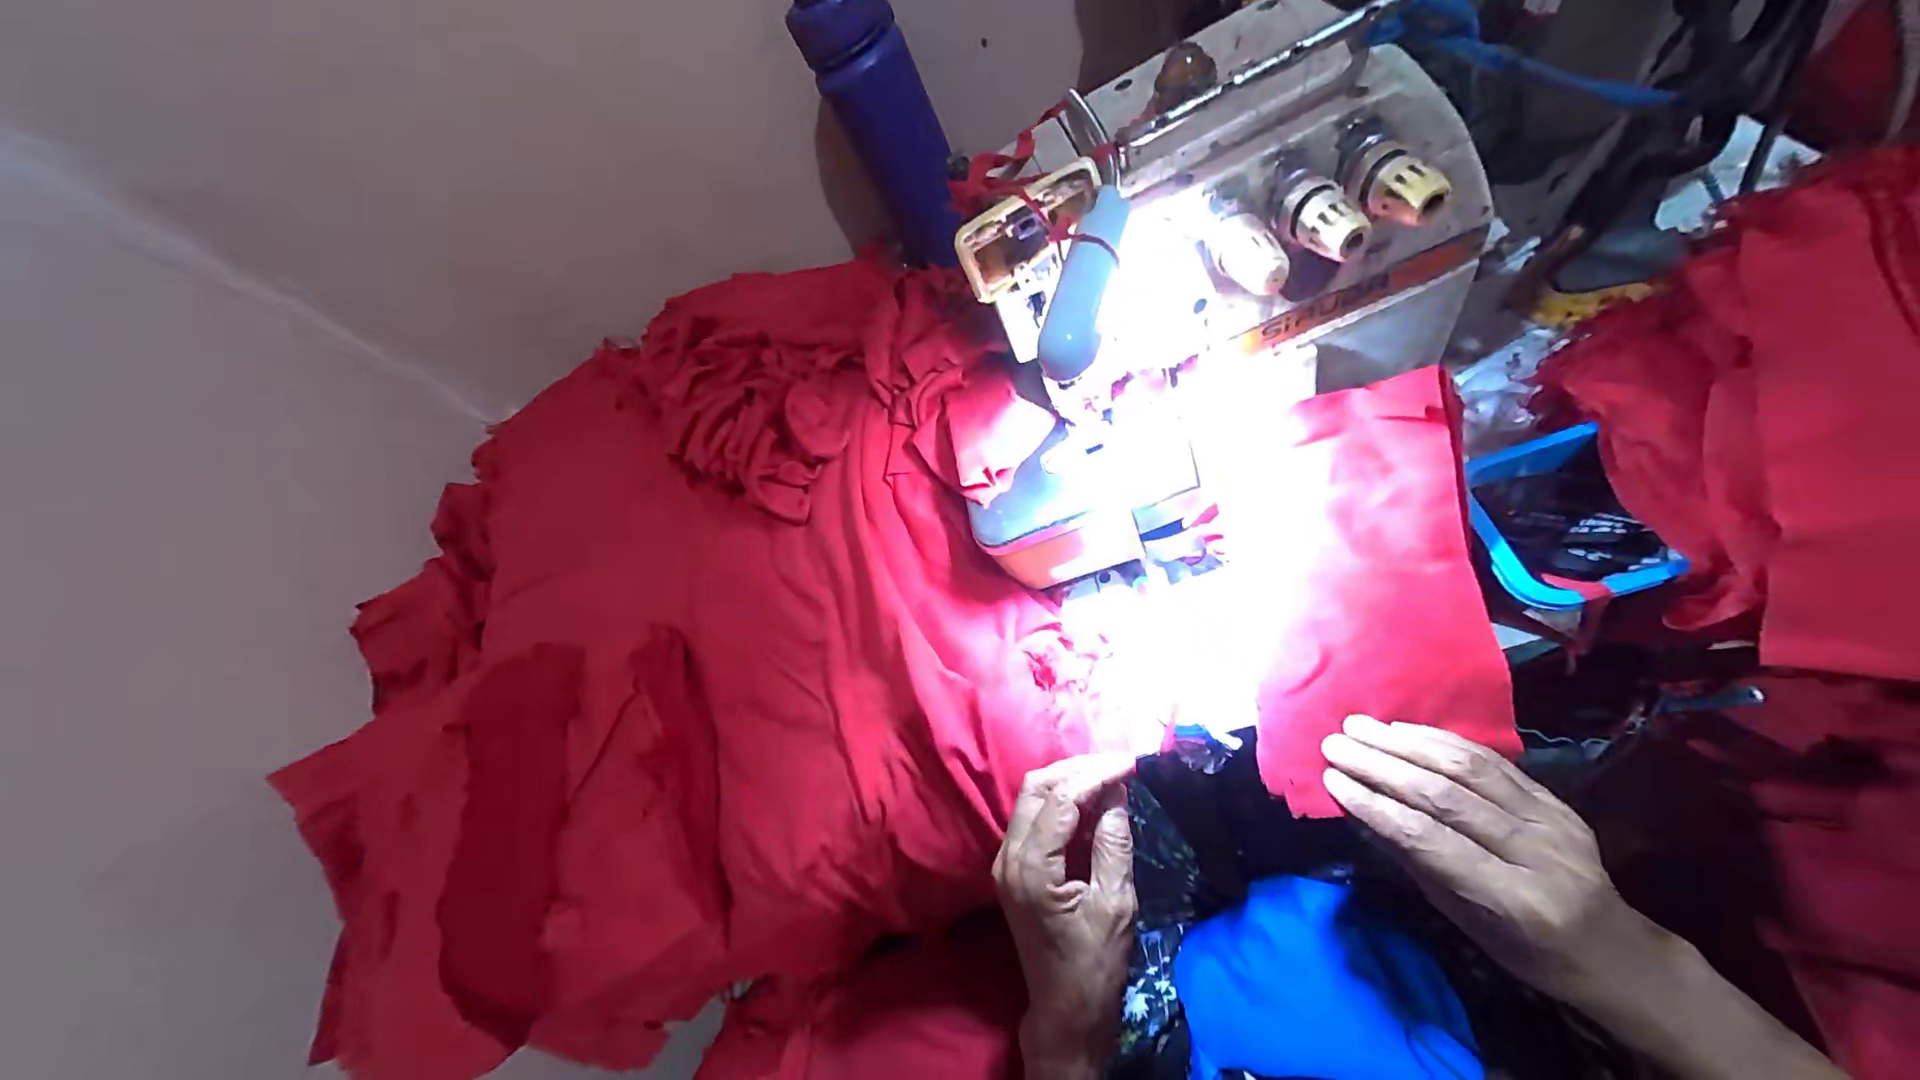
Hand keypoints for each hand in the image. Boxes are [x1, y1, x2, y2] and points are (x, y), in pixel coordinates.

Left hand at [993, 754, 1137, 1078]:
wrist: (1064, 1013)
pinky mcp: (1013, 865)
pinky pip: (1033, 816)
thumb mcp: (1115, 907)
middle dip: (1078, 768)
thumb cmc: (1094, 967)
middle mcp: (1009, 855)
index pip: (1061, 799)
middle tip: (1118, 764)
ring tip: (1108, 774)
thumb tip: (1117, 794)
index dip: (1096, 774)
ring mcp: (1006, 859)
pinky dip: (1061, 800)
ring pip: (1032, 796)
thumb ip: (1113, 845)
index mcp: (1031, 867)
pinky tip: (1091, 800)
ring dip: (1068, 779)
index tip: (1130, 763)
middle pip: (1037, 787)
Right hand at [1322, 716, 1847, 1079]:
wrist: (1612, 950)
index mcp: (1515, 900)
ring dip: (1403, 742)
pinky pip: (1491, 760)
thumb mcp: (1460, 917)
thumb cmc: (1522, 947)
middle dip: (1380, 766)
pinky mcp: (1555, 799)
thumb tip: (1356, 806)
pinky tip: (1401, 728)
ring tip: (1357, 726)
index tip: (1330, 779)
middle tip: (1334, 745)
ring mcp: (1552, 822)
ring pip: (1466, 769)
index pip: (1430, 840)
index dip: (1375, 805)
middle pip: (1446, 796)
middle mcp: (1539, 855)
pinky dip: (1439, 739)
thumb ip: (1412, 858)